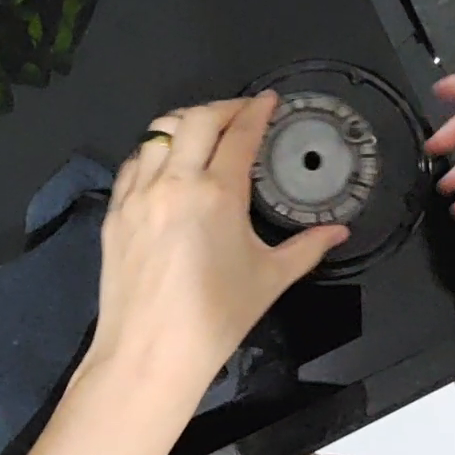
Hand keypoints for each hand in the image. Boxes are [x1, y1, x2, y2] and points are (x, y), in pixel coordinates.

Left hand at [80, 94, 347, 413]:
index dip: (256, 111)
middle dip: (222, 107)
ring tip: (204, 132)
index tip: (268, 101)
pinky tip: (167, 165)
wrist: (151, 352)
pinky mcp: (115, 213)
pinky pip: (133, 165)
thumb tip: (339, 231)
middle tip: (241, 113)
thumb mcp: (271, 279)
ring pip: (158, 135)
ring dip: (185, 125)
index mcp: (218, 194)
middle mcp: (175, 182)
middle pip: (195, 119)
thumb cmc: (218, 317)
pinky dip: (154, 153)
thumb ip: (307, 247)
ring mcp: (138, 196)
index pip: (239, 135)